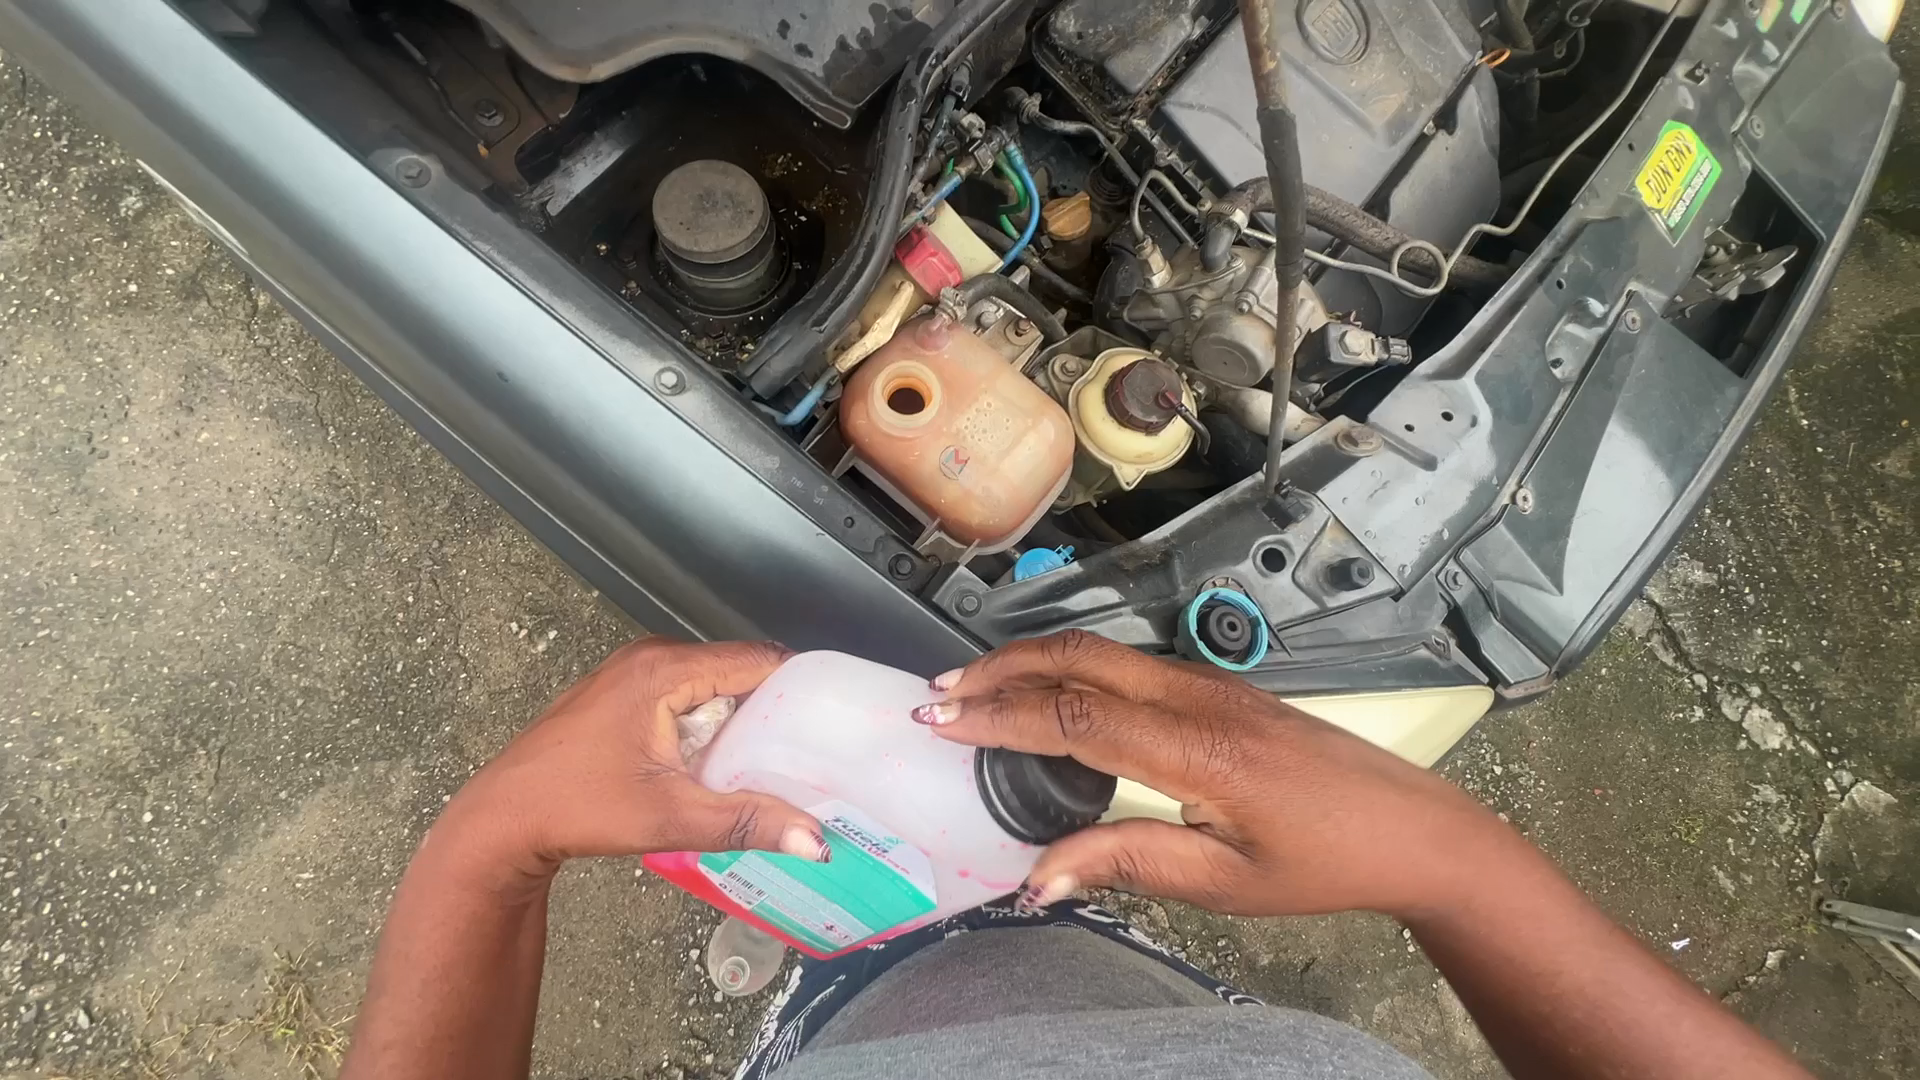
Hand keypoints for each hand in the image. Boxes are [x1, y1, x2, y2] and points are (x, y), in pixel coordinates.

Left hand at [427, 637, 828, 897]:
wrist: (499, 821)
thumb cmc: (578, 811)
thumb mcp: (670, 818)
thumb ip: (747, 822)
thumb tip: (815, 842)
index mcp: (665, 671)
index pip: (755, 659)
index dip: (798, 682)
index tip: (831, 711)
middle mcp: (652, 655)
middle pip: (737, 664)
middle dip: (775, 698)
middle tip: (812, 737)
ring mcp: (635, 667)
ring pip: (714, 675)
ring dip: (743, 706)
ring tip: (778, 745)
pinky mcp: (625, 685)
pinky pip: (689, 684)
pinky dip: (714, 709)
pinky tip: (724, 747)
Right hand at [914, 630, 1519, 919]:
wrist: (1408, 822)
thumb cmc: (1322, 860)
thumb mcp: (1224, 883)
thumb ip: (1125, 864)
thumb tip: (1037, 879)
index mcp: (1196, 748)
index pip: (1074, 715)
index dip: (1000, 715)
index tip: (942, 720)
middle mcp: (1191, 695)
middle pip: (1075, 656)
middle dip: (999, 668)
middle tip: (941, 693)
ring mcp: (1201, 680)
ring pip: (1095, 648)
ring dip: (1026, 660)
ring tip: (974, 686)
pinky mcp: (1207, 682)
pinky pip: (1119, 660)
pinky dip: (1063, 665)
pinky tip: (1041, 687)